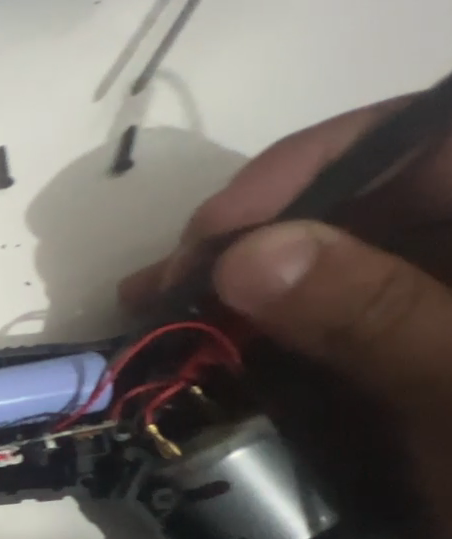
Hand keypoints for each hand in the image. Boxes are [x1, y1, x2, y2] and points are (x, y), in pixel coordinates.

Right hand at [120, 96, 451, 538]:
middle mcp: (450, 263)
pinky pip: (292, 329)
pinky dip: (233, 333)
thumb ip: (376, 312)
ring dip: (224, 283)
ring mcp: (412, 315)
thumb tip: (246, 255)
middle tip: (158, 281)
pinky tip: (180, 342)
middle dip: (250, 232)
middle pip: (354, 204)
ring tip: (145, 307)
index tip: (223, 227)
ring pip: (311, 265)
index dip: (320, 164)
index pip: (428, 144)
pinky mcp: (371, 366)